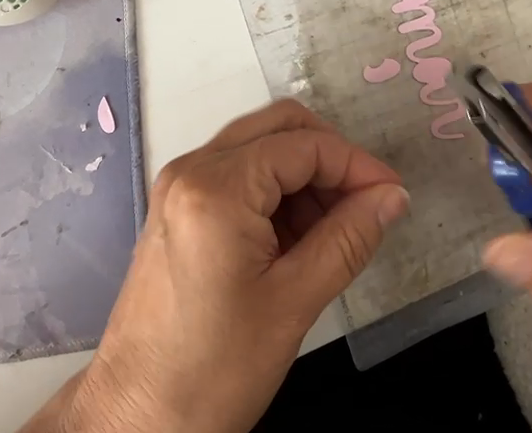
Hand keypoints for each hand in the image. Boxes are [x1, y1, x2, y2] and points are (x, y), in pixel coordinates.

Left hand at [23, 99, 410, 432]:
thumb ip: (348, 238)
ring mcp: (179, 186)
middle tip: (366, 204)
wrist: (137, 418)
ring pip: (258, 147)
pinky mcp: (177, 208)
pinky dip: (275, 191)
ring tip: (335, 230)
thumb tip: (393, 196)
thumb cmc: (214, 368)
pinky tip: (299, 236)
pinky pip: (237, 174)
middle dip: (330, 158)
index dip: (356, 164)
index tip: (393, 196)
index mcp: (216, 186)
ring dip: (304, 174)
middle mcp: (191, 169)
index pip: (303, 145)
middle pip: (277, 128)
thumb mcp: (293, 302)